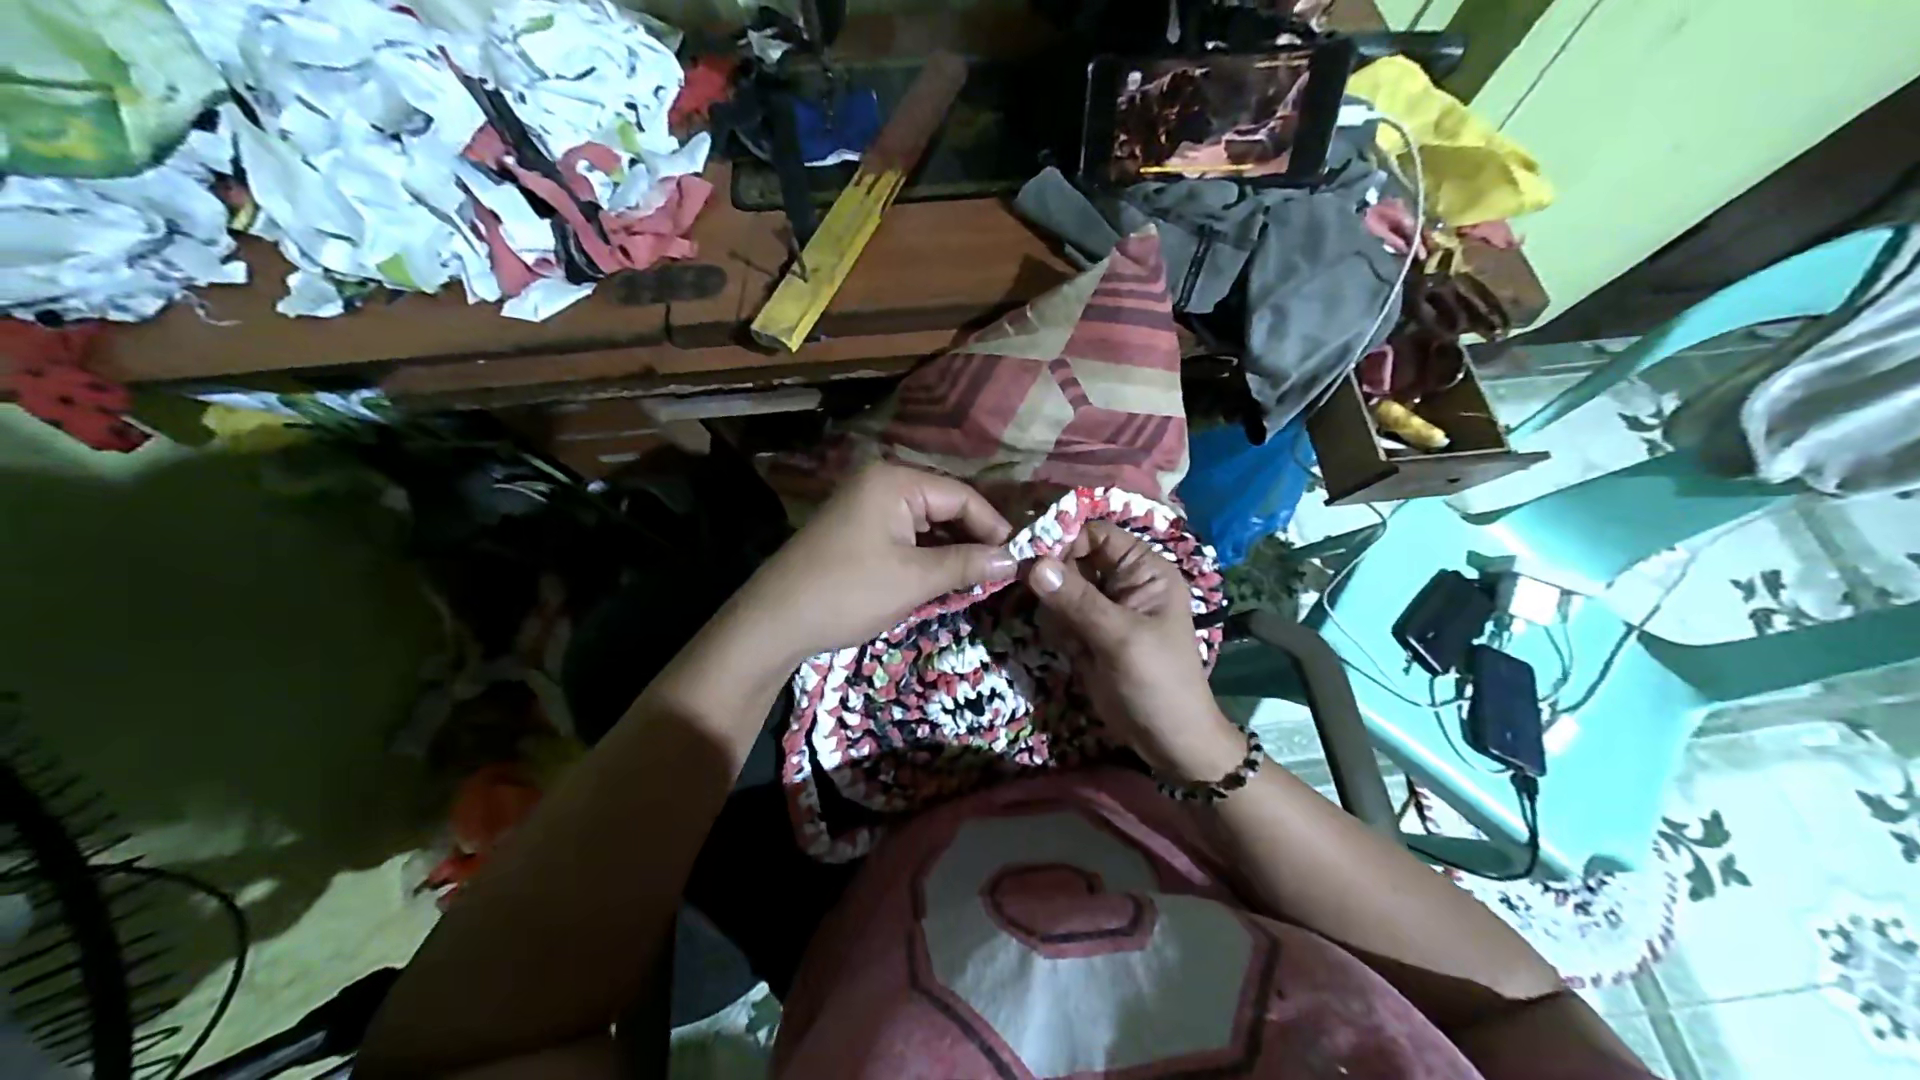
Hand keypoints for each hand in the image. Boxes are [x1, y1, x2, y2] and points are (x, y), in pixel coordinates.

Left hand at [733, 463, 1015, 662]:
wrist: (774, 621)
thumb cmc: (848, 592)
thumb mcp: (914, 579)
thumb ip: (967, 564)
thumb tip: (1013, 560)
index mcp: (895, 481)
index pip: (961, 495)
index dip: (993, 526)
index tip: (1018, 558)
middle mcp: (880, 483)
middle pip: (944, 506)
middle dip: (974, 538)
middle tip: (1002, 571)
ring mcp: (865, 506)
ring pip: (926, 523)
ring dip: (951, 550)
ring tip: (979, 579)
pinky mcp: (857, 530)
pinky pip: (905, 535)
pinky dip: (926, 556)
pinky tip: (944, 578)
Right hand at [1029, 522, 1244, 781]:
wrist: (1169, 742)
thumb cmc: (1158, 683)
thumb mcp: (1120, 638)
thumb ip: (1077, 600)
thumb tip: (1034, 564)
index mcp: (1144, 570)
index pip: (1095, 534)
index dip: (1064, 541)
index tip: (1031, 562)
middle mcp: (1121, 581)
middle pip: (1072, 558)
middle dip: (1053, 579)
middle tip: (1039, 603)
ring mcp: (1103, 607)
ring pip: (1059, 588)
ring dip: (1053, 609)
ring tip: (1069, 638)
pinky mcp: (1087, 632)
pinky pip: (1057, 615)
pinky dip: (1055, 629)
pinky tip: (1070, 651)